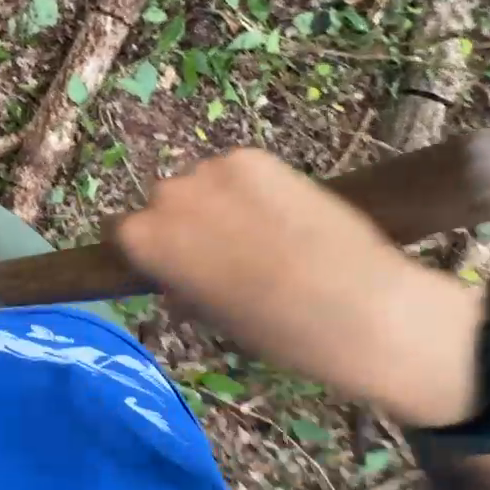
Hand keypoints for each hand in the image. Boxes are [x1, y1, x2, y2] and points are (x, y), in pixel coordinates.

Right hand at [113, 148, 484, 427]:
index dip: (150, 250)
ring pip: (201, 184)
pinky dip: (251, 188)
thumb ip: (183, 285)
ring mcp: (209, 171)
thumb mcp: (214, 318)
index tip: (175, 267)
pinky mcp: (252, 157)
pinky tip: (282, 215)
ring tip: (263, 234)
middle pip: (163, 203)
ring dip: (218, 202)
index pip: (123, 232)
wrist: (366, 311)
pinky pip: (237, 170)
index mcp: (143, 239)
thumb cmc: (279, 332)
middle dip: (185, 223)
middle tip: (223, 253)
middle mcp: (164, 196)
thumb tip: (178, 276)